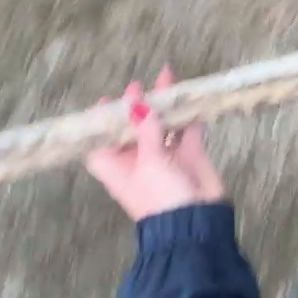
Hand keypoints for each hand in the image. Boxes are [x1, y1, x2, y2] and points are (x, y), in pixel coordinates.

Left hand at [84, 67, 225, 220]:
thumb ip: (146, 130)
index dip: (102, 122)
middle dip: (137, 107)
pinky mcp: (189, 155)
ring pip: (162, 125)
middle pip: (134, 129)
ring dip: (165, 105)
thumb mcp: (149, 162)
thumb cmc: (160, 194)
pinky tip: (192, 96)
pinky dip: (189, 114)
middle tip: (139, 84)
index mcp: (118, 168)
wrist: (195, 219)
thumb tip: (139, 104)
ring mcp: (165, 157)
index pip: (102, 143)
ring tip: (169, 79)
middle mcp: (139, 160)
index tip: (107, 100)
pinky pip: (187, 130)